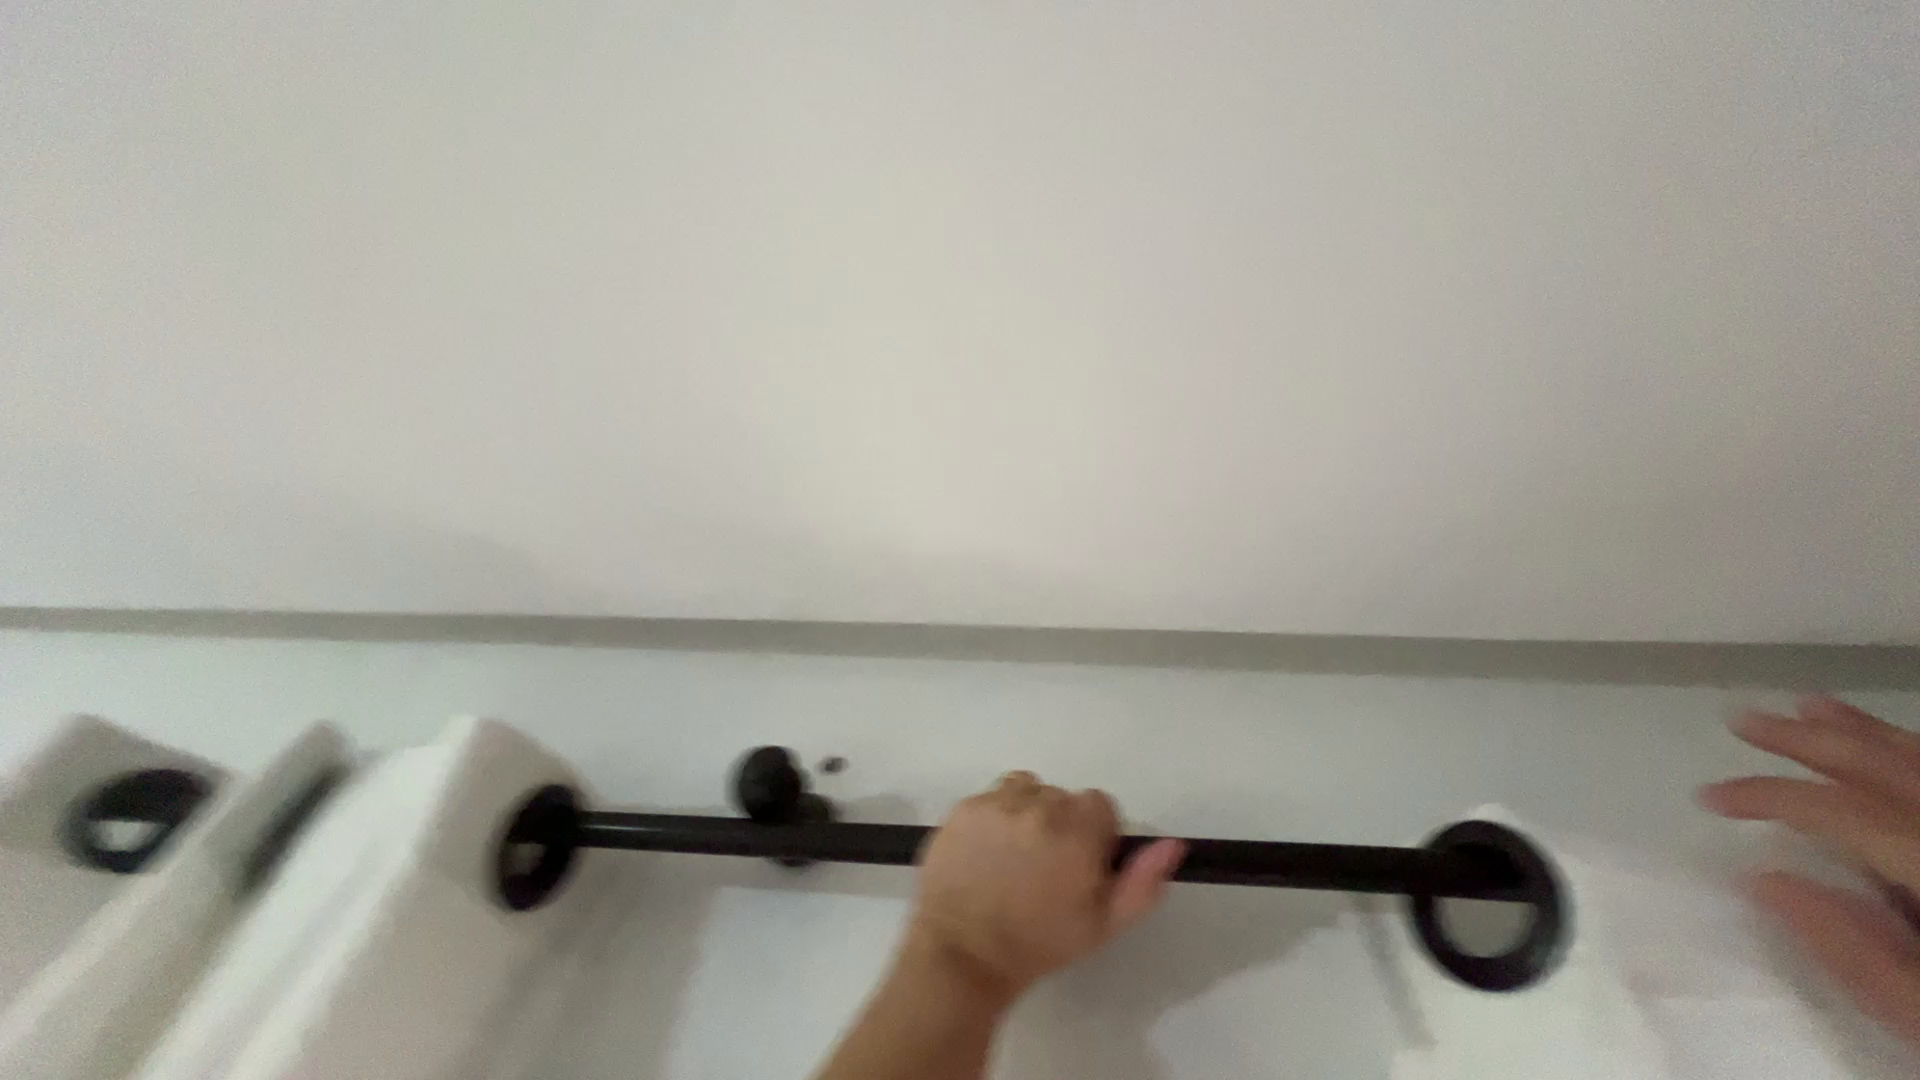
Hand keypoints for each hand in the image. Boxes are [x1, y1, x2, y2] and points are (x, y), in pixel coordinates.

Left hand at [902, 771, 1185, 1003]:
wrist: (964, 954)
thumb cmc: (1040, 943)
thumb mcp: (1103, 924)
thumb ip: (1143, 882)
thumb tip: (1173, 845)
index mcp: (1077, 830)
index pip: (1101, 804)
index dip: (1095, 833)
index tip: (1082, 862)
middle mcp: (1038, 805)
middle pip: (1062, 797)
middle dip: (1062, 823)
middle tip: (1046, 865)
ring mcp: (996, 803)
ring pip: (1026, 789)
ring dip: (1028, 812)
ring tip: (1015, 853)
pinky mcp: (963, 807)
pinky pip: (990, 797)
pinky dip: (994, 816)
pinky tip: (987, 851)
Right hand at [1700, 696, 1919, 1045]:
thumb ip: (1853, 951)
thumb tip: (1764, 879)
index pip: (1844, 815)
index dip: (1769, 796)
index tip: (1708, 798)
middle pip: (1895, 773)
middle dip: (1810, 741)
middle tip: (1743, 719)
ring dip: (1866, 733)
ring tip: (1807, 705)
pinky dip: (1915, 753)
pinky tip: (1891, 743)